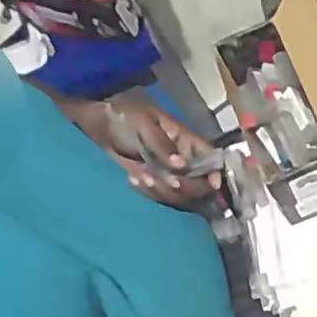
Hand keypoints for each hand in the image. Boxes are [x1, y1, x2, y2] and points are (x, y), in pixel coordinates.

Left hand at [68, 93, 221, 205]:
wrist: (100, 126)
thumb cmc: (125, 117)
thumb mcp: (144, 125)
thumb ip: (162, 146)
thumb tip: (180, 164)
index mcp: (188, 143)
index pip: (212, 160)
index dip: (216, 174)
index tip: (212, 185)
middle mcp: (187, 163)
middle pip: (201, 186)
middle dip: (184, 187)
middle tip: (161, 179)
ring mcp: (174, 176)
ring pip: (182, 196)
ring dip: (162, 190)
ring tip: (142, 176)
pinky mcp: (160, 186)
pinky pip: (163, 199)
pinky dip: (149, 193)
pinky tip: (134, 180)